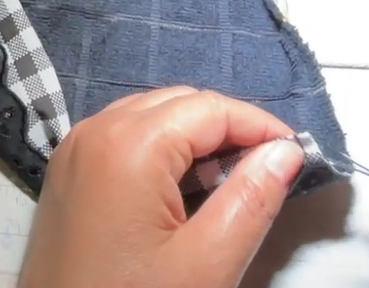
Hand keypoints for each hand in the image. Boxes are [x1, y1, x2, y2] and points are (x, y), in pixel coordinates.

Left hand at [19, 87, 304, 287]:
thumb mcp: (205, 266)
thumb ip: (250, 200)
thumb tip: (284, 151)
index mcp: (128, 142)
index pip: (207, 108)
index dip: (259, 125)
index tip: (301, 153)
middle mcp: (97, 127)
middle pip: (176, 103)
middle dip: (228, 127)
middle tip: (273, 167)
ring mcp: (76, 146)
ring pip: (149, 114)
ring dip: (195, 135)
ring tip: (236, 178)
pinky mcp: (68, 169)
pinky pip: (122, 135)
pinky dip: (160, 147)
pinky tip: (186, 185)